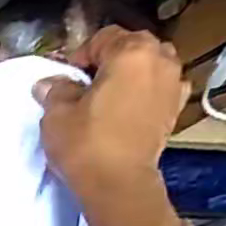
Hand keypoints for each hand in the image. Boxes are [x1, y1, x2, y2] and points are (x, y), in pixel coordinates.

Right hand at [33, 27, 190, 204]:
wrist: (119, 186)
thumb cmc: (87, 146)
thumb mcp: (57, 116)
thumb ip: (55, 91)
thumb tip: (49, 84)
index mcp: (130, 51)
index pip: (102, 38)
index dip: (81, 56)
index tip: (67, 79)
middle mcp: (159, 60)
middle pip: (131, 48)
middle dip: (109, 63)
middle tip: (87, 88)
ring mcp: (173, 86)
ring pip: (149, 68)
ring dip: (131, 77)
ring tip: (110, 100)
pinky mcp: (175, 113)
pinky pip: (160, 92)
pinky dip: (148, 95)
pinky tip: (132, 111)